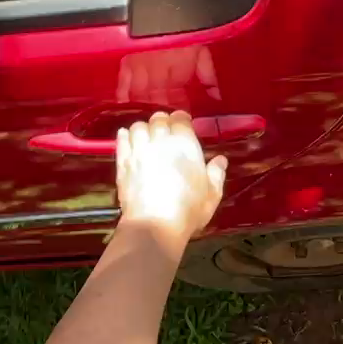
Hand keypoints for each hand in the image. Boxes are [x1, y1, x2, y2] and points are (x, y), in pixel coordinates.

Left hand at [115, 111, 226, 247]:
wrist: (155, 225)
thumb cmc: (188, 210)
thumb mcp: (212, 194)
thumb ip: (216, 174)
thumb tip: (220, 160)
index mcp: (185, 144)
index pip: (181, 119)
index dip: (182, 120)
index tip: (184, 125)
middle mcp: (160, 141)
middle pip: (158, 120)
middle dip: (163, 122)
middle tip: (167, 131)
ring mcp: (139, 150)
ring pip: (138, 126)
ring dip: (144, 128)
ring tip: (148, 136)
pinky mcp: (123, 163)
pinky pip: (122, 140)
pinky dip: (125, 136)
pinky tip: (128, 138)